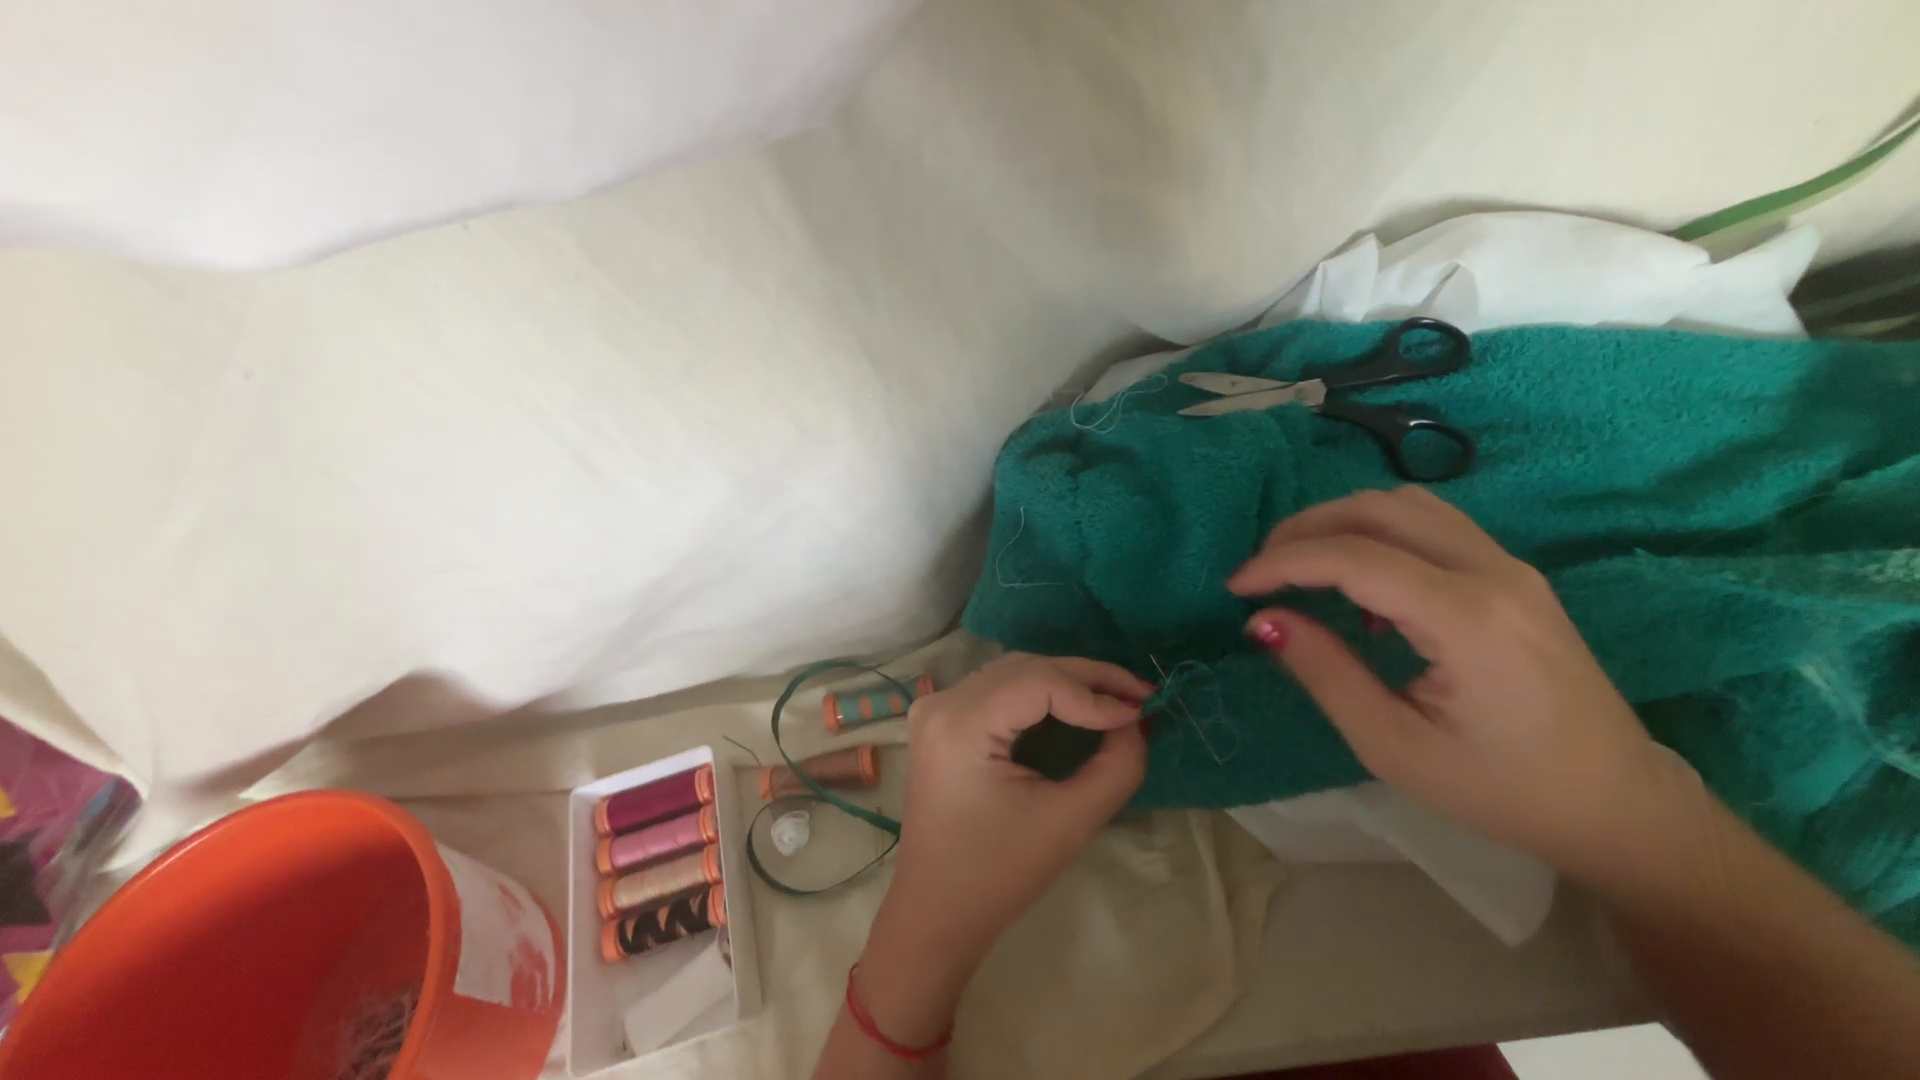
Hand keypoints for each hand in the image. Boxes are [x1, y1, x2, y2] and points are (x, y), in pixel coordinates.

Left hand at [882, 654, 1150, 955]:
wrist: (937, 912)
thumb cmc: (999, 874)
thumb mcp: (1070, 821)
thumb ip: (1115, 766)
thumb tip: (1135, 723)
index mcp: (960, 724)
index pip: (1040, 682)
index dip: (1095, 694)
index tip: (1141, 713)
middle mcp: (942, 703)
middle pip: (1026, 668)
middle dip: (1088, 678)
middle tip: (1141, 694)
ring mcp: (936, 709)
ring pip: (1014, 672)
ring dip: (1066, 680)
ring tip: (1116, 698)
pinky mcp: (942, 722)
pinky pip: (999, 689)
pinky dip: (1040, 692)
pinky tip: (1076, 706)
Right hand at [1228, 486, 1688, 883]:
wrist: (1617, 804)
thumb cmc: (1501, 789)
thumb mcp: (1393, 745)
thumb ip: (1324, 672)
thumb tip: (1262, 621)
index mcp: (1466, 618)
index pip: (1354, 557)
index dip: (1282, 562)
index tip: (1236, 587)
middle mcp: (1493, 572)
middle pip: (1379, 509)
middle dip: (1305, 529)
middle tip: (1261, 571)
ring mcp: (1512, 566)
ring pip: (1407, 506)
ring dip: (1342, 524)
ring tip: (1300, 569)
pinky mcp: (1515, 575)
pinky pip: (1433, 526)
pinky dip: (1379, 536)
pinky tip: (1362, 588)